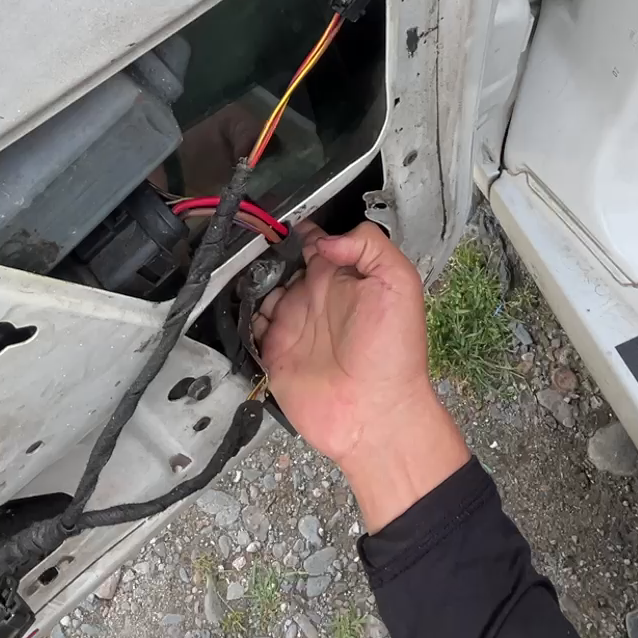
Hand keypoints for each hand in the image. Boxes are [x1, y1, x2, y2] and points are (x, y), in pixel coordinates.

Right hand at [256, 221, 470, 531]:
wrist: (376, 415)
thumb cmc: (393, 353)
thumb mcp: (399, 283)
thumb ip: (368, 245)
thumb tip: (325, 238)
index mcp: (339, 277)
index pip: (310, 241)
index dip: (293, 229)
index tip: (277, 221)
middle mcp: (311, 298)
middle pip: (276, 263)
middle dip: (260, 252)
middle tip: (250, 247)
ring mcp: (290, 325)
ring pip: (256, 291)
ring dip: (245, 281)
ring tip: (239, 276)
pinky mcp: (273, 353)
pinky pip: (247, 327)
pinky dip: (238, 315)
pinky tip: (239, 305)